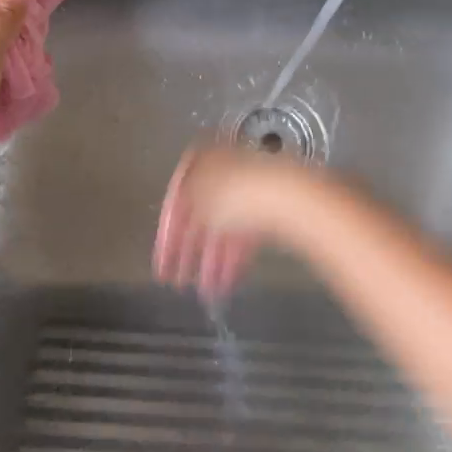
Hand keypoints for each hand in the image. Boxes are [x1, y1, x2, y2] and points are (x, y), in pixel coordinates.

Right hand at [153, 138, 308, 300]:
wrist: (289, 198)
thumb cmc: (237, 193)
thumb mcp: (197, 202)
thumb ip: (183, 208)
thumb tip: (180, 212)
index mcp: (202, 160)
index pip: (176, 197)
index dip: (167, 231)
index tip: (162, 259)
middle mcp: (224, 170)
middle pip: (200, 216)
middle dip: (188, 251)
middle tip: (178, 280)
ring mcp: (248, 190)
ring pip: (222, 230)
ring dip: (210, 263)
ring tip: (205, 291)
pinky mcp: (269, 210)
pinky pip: (243, 238)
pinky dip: (232, 261)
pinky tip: (225, 284)